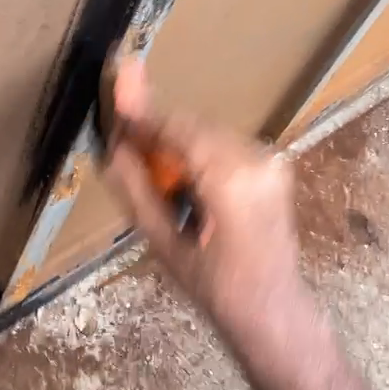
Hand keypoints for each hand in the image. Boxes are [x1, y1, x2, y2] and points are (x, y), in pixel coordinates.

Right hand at [100, 57, 310, 374]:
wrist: (276, 316)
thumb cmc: (216, 290)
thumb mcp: (162, 242)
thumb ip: (135, 185)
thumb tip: (112, 142)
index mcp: (230, 179)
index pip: (174, 128)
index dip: (140, 109)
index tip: (117, 73)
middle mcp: (255, 158)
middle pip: (189, 125)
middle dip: (154, 130)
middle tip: (124, 145)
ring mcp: (269, 159)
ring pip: (204, 130)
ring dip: (174, 142)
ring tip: (157, 175)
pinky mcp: (273, 164)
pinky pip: (220, 142)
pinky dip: (195, 151)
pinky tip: (184, 180)